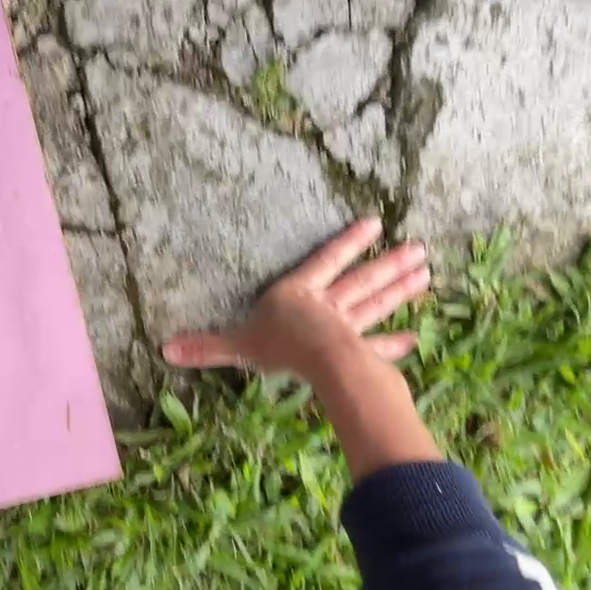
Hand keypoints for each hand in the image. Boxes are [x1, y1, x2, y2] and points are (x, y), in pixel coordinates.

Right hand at [162, 218, 441, 480]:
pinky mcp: (357, 354)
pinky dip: (393, 343)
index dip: (348, 243)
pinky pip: (376, 347)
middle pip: (360, 281)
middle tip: (420, 248)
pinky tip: (415, 338)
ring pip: (375, 304)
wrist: (319, 366)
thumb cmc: (277, 347)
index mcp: (298, 294)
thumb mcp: (236, 345)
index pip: (325, 261)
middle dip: (388, 265)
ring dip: (399, 291)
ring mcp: (347, 329)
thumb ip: (206, 346)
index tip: (375, 223)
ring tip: (426, 273)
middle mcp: (327, 306)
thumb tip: (164, 348)